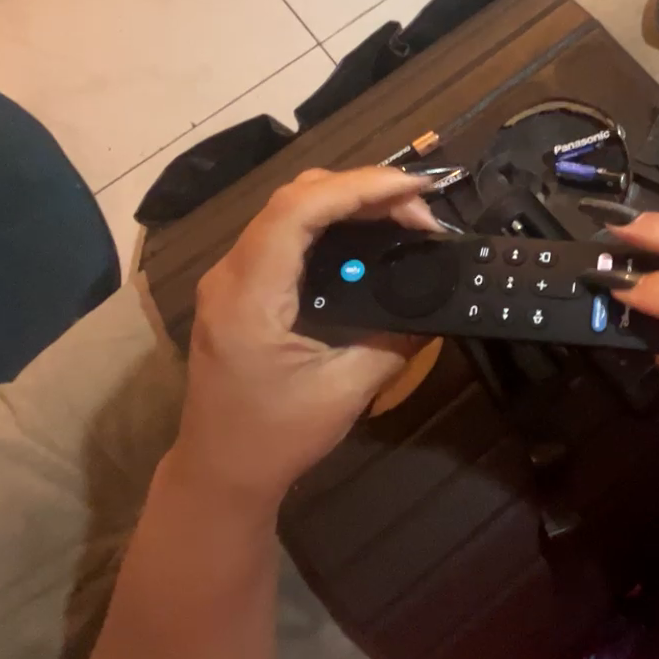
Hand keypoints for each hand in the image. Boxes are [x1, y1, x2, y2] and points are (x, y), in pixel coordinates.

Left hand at [173, 167, 440, 508]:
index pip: (298, 211)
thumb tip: (439, 308)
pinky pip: (289, 231)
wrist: (219, 472)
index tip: (416, 189)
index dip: (360, 187)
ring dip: (350, 200)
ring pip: (292, 208)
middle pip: (295, 197)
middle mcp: (233, 273)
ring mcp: (234, 276)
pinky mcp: (244, 285)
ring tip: (404, 215)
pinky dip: (334, 220)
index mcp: (249, 296)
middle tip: (420, 209)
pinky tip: (370, 235)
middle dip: (364, 188)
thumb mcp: (345, 391)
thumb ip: (395, 341)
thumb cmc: (275, 437)